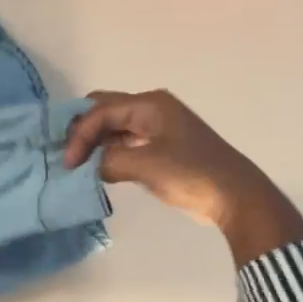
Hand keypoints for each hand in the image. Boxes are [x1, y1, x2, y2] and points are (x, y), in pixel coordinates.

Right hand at [61, 91, 265, 223]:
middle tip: (66, 154)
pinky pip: (124, 142)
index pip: (100, 111)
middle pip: (104, 110)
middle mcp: (151, 109)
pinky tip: (96, 169)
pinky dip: (108, 153)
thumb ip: (107, 161)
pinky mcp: (161, 147)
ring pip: (113, 127)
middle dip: (82, 130)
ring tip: (76, 164)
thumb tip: (87, 168)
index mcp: (149, 104)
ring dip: (94, 143)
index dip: (79, 134)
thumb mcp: (143, 165)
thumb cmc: (191, 174)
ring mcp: (157, 128)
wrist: (236, 197)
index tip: (68, 163)